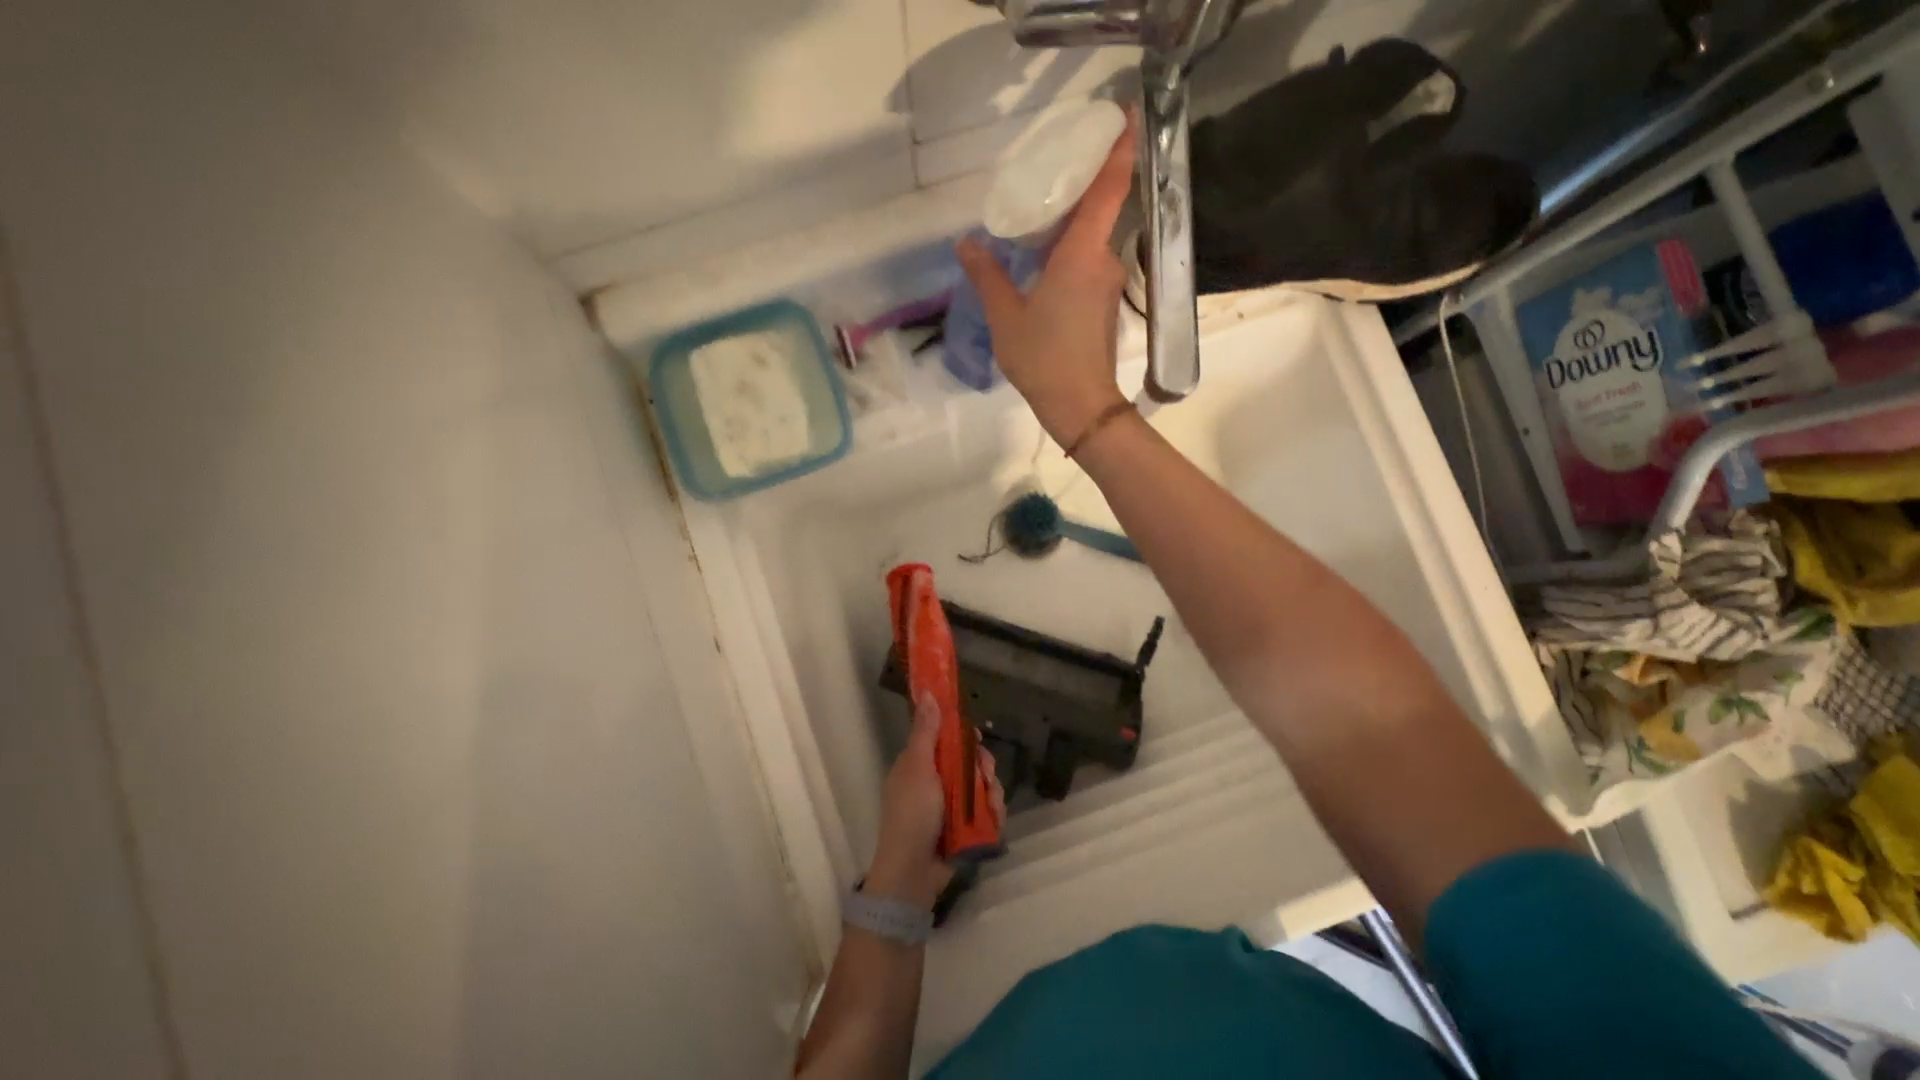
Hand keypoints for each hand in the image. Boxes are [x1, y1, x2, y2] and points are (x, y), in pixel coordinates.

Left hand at [866, 694, 1004, 909]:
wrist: (914, 872)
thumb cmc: (912, 814)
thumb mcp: (918, 768)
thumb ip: (926, 732)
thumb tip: (927, 693)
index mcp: (920, 765)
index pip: (947, 739)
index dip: (964, 735)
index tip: (977, 737)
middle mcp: (937, 783)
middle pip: (971, 762)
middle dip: (984, 768)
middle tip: (986, 777)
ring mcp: (952, 808)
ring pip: (984, 788)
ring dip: (992, 795)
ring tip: (990, 807)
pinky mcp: (966, 829)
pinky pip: (988, 814)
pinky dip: (993, 817)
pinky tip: (992, 823)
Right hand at [956, 112, 1137, 447]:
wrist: (1080, 405)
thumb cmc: (1044, 358)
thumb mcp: (1005, 315)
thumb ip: (987, 275)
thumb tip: (967, 243)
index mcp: (1082, 254)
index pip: (1108, 189)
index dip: (1118, 150)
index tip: (1125, 116)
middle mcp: (1103, 261)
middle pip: (1098, 210)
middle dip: (1080, 185)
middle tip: (1054, 162)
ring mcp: (1107, 283)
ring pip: (1091, 240)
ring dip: (1069, 224)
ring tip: (1036, 210)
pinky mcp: (1104, 304)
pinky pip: (1088, 262)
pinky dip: (1069, 250)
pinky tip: (1042, 256)